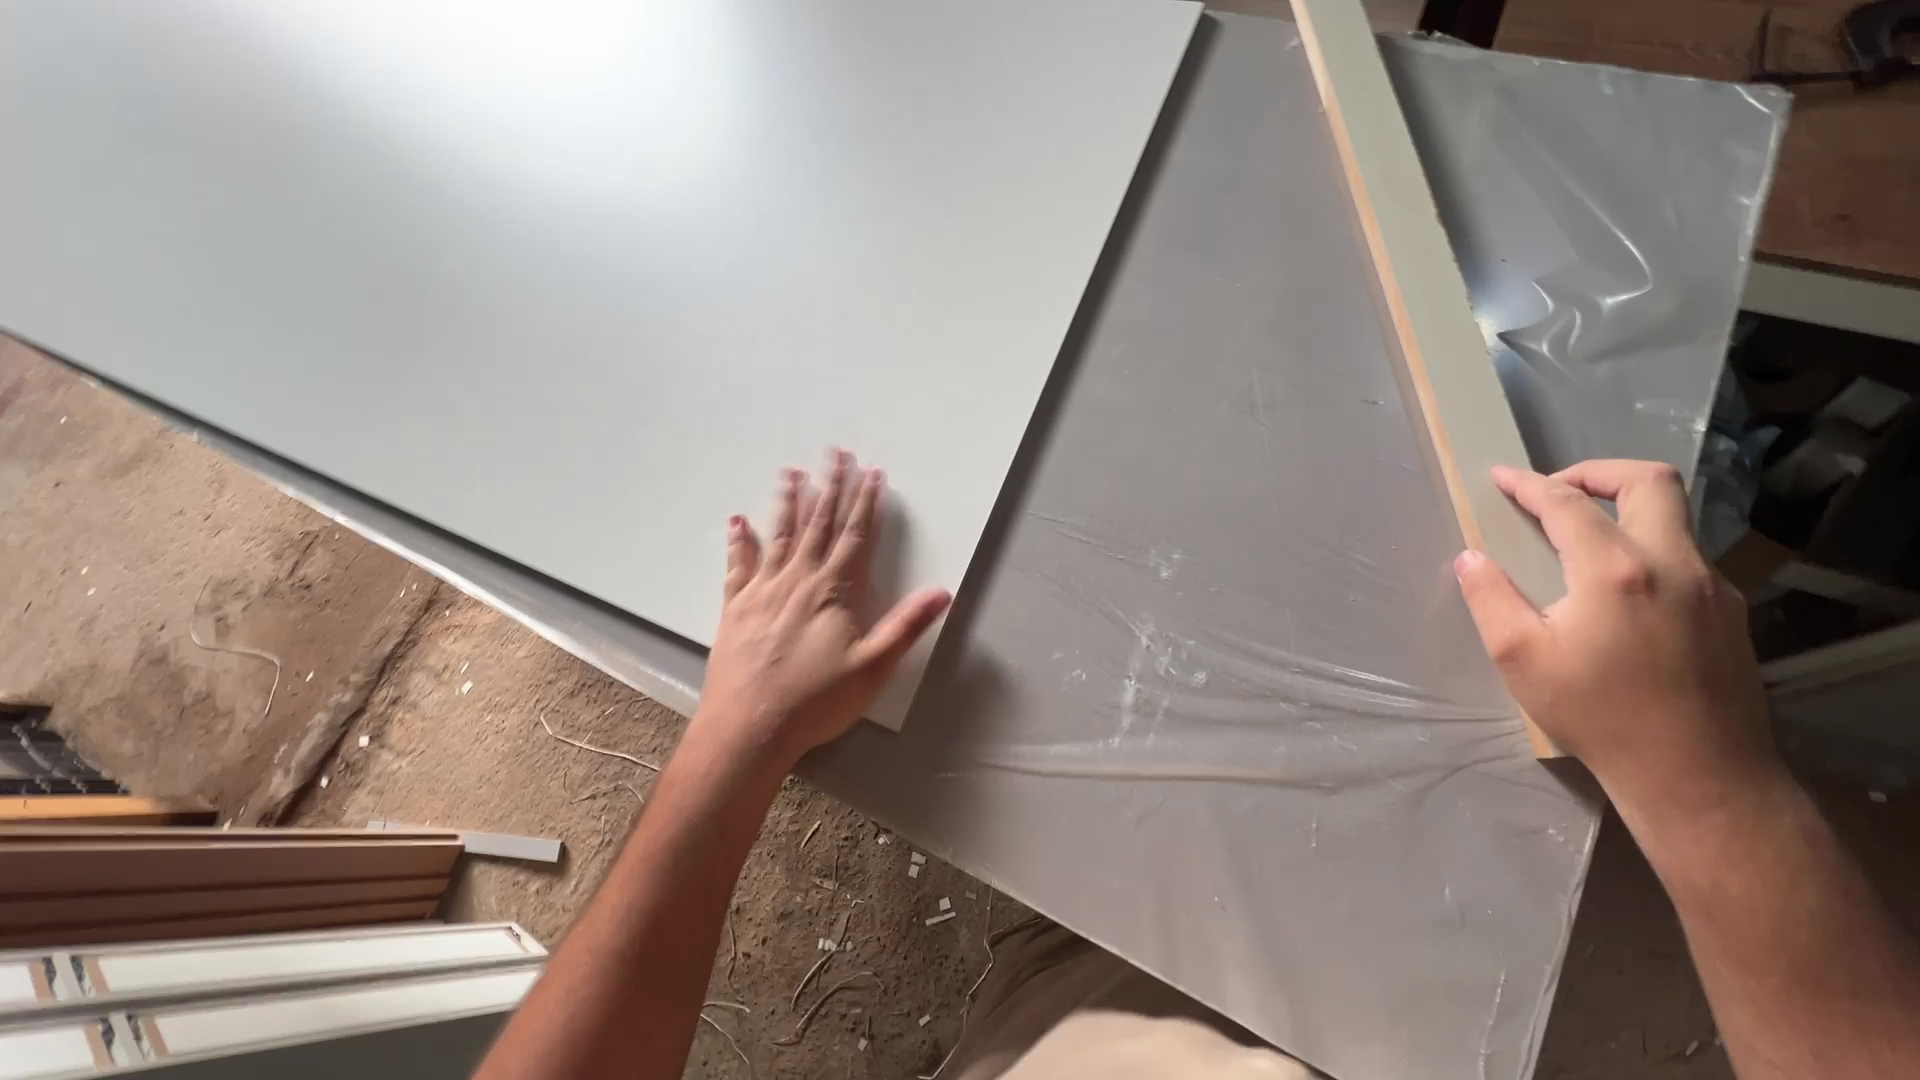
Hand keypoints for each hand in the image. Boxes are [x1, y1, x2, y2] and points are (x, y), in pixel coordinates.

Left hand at [693, 450, 950, 770]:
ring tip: (792, 473)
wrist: (748, 728)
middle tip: (835, 454)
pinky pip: (738, 565)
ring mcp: (762, 592)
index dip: (865, 504)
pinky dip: (739, 541)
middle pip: (817, 525)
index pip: (854, 537)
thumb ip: (906, 627)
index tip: (872, 474)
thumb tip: (942, 592)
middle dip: (829, 488)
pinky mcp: (735, 609)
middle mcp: (796, 581)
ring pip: (779, 536)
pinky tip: (738, 521)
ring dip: (788, 503)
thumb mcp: (873, 668)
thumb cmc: (815, 702)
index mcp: (832, 592)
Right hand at [1452, 460, 1779, 813]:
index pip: (1567, 503)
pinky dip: (1648, 545)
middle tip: (1558, 488)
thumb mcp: (1519, 657)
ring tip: (1584, 533)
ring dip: (1626, 507)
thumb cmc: (1596, 713)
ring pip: (1676, 516)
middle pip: (1650, 482)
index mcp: (1615, 570)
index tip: (1501, 477)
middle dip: (1597, 471)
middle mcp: (1674, 563)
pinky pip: (1688, 555)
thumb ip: (1490, 598)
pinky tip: (1620, 584)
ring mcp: (1713, 586)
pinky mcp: (1731, 611)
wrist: (1697, 773)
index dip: (1528, 484)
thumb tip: (1471, 559)